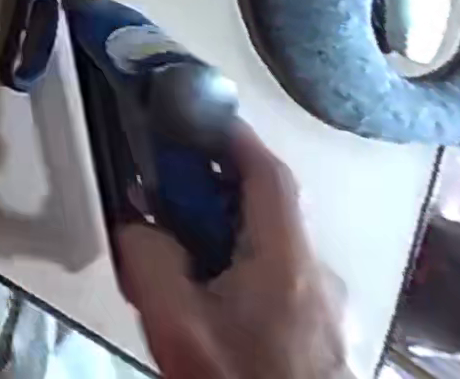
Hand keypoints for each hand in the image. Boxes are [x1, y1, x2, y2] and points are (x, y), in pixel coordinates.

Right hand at [116, 123, 350, 378]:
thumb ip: (146, 255)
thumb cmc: (236, 376)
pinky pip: (269, 268)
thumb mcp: (173, 321)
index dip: (234, 133)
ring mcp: (321, 304)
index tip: (194, 106)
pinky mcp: (316, 328)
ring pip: (264, 238)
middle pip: (264, 204)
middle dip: (210, 179)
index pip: (270, 176)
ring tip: (170, 238)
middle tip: (160, 181)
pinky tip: (200, 280)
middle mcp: (315, 276)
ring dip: (217, 220)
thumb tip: (138, 222)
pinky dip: (230, 250)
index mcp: (287, 265)